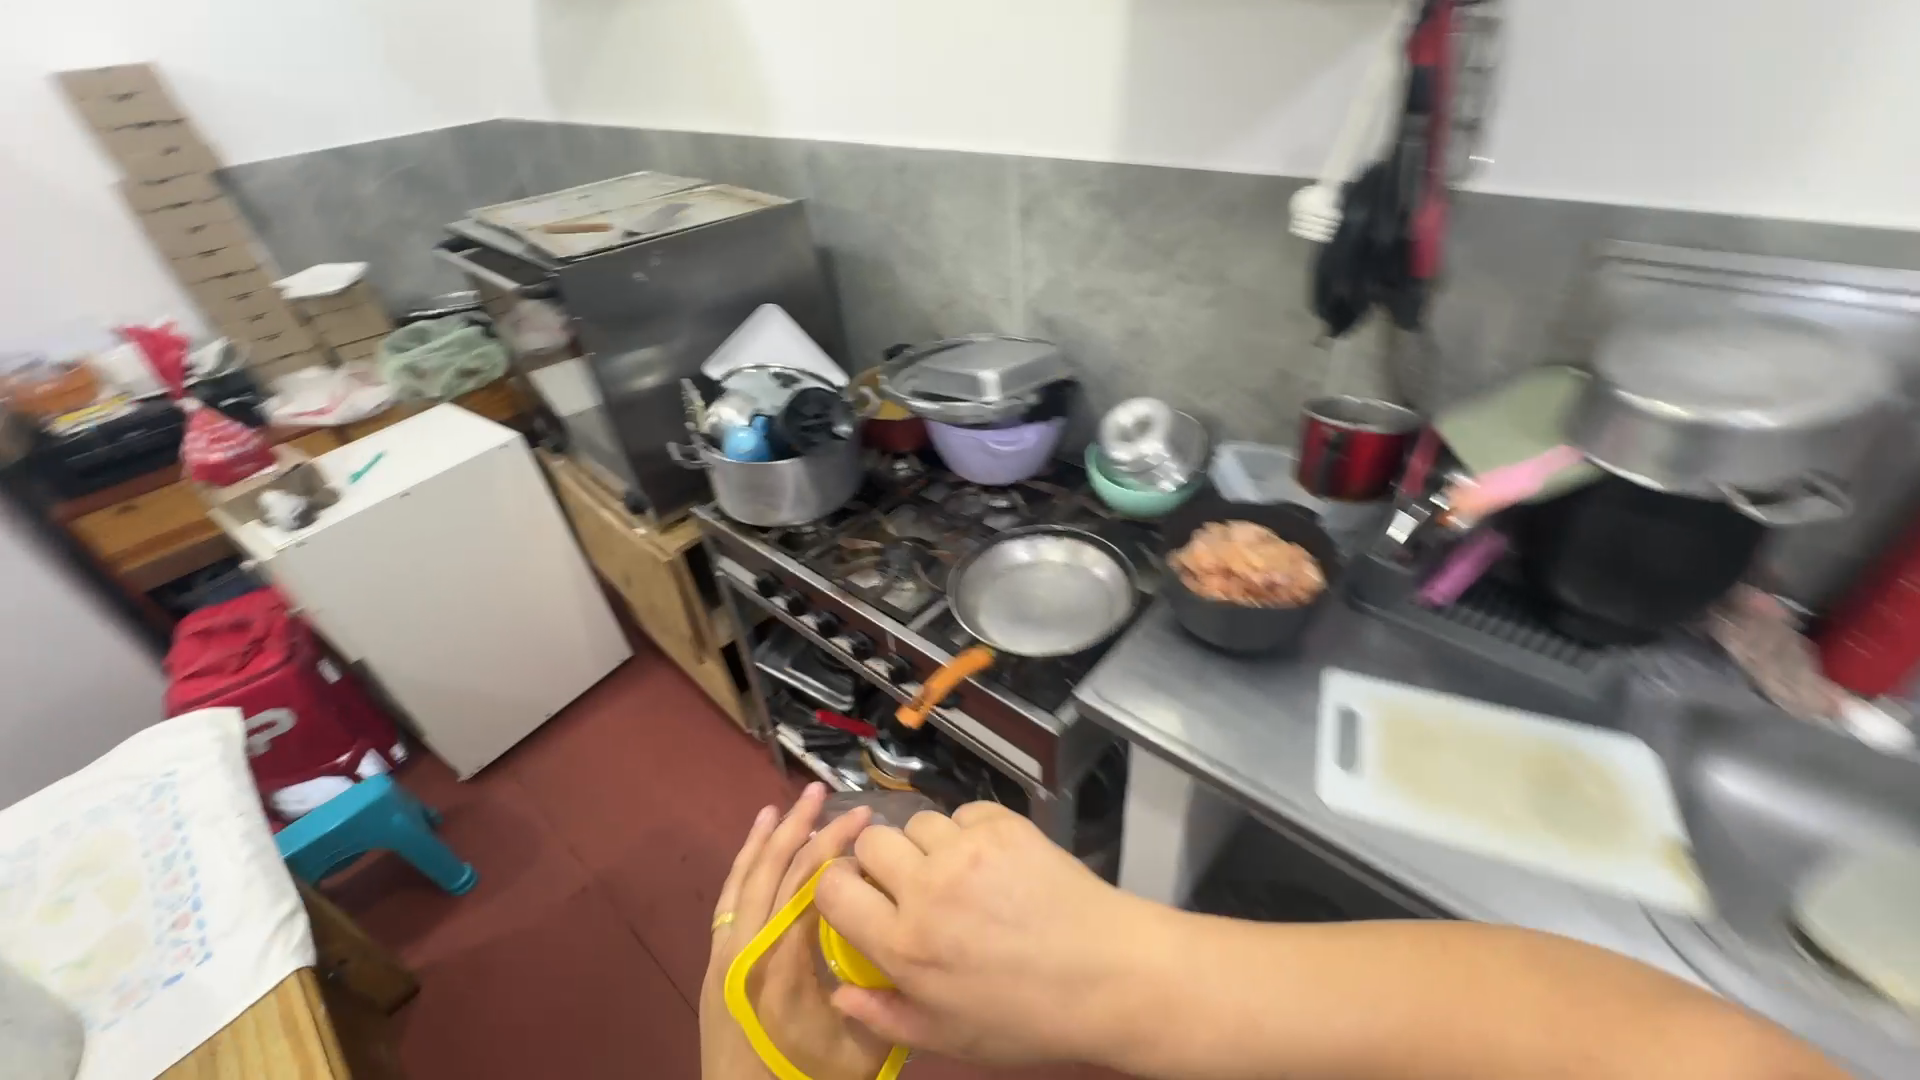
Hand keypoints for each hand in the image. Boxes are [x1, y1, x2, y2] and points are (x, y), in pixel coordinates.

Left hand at [701, 783, 893, 1079]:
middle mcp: (749, 942)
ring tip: (790, 802)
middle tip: (832, 794)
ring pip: (749, 874)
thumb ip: (881, 989)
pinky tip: (756, 842)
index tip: (867, 817)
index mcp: (784, 959)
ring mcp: (727, 948)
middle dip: (807, 826)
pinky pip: (730, 895)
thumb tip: (899, 930)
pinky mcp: (717, 957)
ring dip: (771, 835)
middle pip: (779, 866)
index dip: (839, 843)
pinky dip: (743, 861)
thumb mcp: (861, 1048)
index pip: (812, 880)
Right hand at [814, 801, 1161, 1066]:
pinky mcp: (1002, 824)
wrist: (1109, 973)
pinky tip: (992, 858)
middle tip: (910, 882)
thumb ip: (885, 1013)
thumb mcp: (949, 1036)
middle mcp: (925, 887)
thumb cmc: (1026, 1016)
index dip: (839, 887)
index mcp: (904, 943)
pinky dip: (969, 831)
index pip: (832, 887)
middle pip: (870, 841)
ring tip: (958, 871)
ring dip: (928, 845)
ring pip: (918, 822)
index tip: (859, 896)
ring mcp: (965, 849)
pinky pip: (964, 812)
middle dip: (880, 860)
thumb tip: (839, 991)